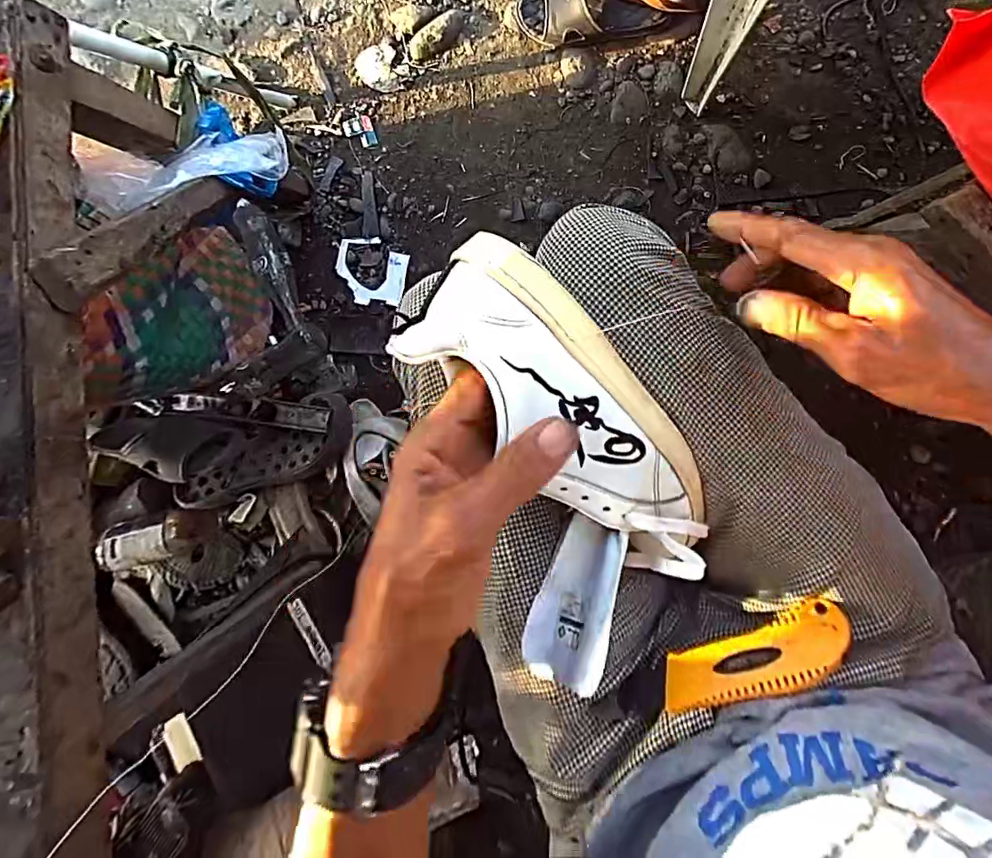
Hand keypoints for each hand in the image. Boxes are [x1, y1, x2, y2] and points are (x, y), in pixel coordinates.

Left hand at [328, 370, 576, 754]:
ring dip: (543, 429)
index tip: (547, 355)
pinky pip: (521, 469)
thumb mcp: (464, 519)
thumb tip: (555, 432)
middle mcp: (452, 455)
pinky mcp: (489, 504)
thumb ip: (512, 474)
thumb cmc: (410, 579)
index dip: (508, 366)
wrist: (408, 635)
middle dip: (535, 396)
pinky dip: (544, 461)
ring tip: (583, 414)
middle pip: (499, 408)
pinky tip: (570, 458)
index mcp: (433, 445)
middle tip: (579, 386)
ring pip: (513, 439)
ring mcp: (472, 480)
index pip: (473, 387)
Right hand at [709, 211, 991, 431]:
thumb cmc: (940, 369)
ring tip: (754, 298)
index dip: (748, 228)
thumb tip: (753, 304)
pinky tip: (794, 306)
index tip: (717, 224)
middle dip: (758, 256)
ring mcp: (886, 267)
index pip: (790, 235)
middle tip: (729, 281)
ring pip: (817, 258)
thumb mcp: (855, 352)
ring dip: (781, 272)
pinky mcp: (893, 283)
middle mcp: (876, 254)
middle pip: (801, 242)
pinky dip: (806, 283)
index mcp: (864, 263)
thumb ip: (798, 322)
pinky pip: (836, 272)